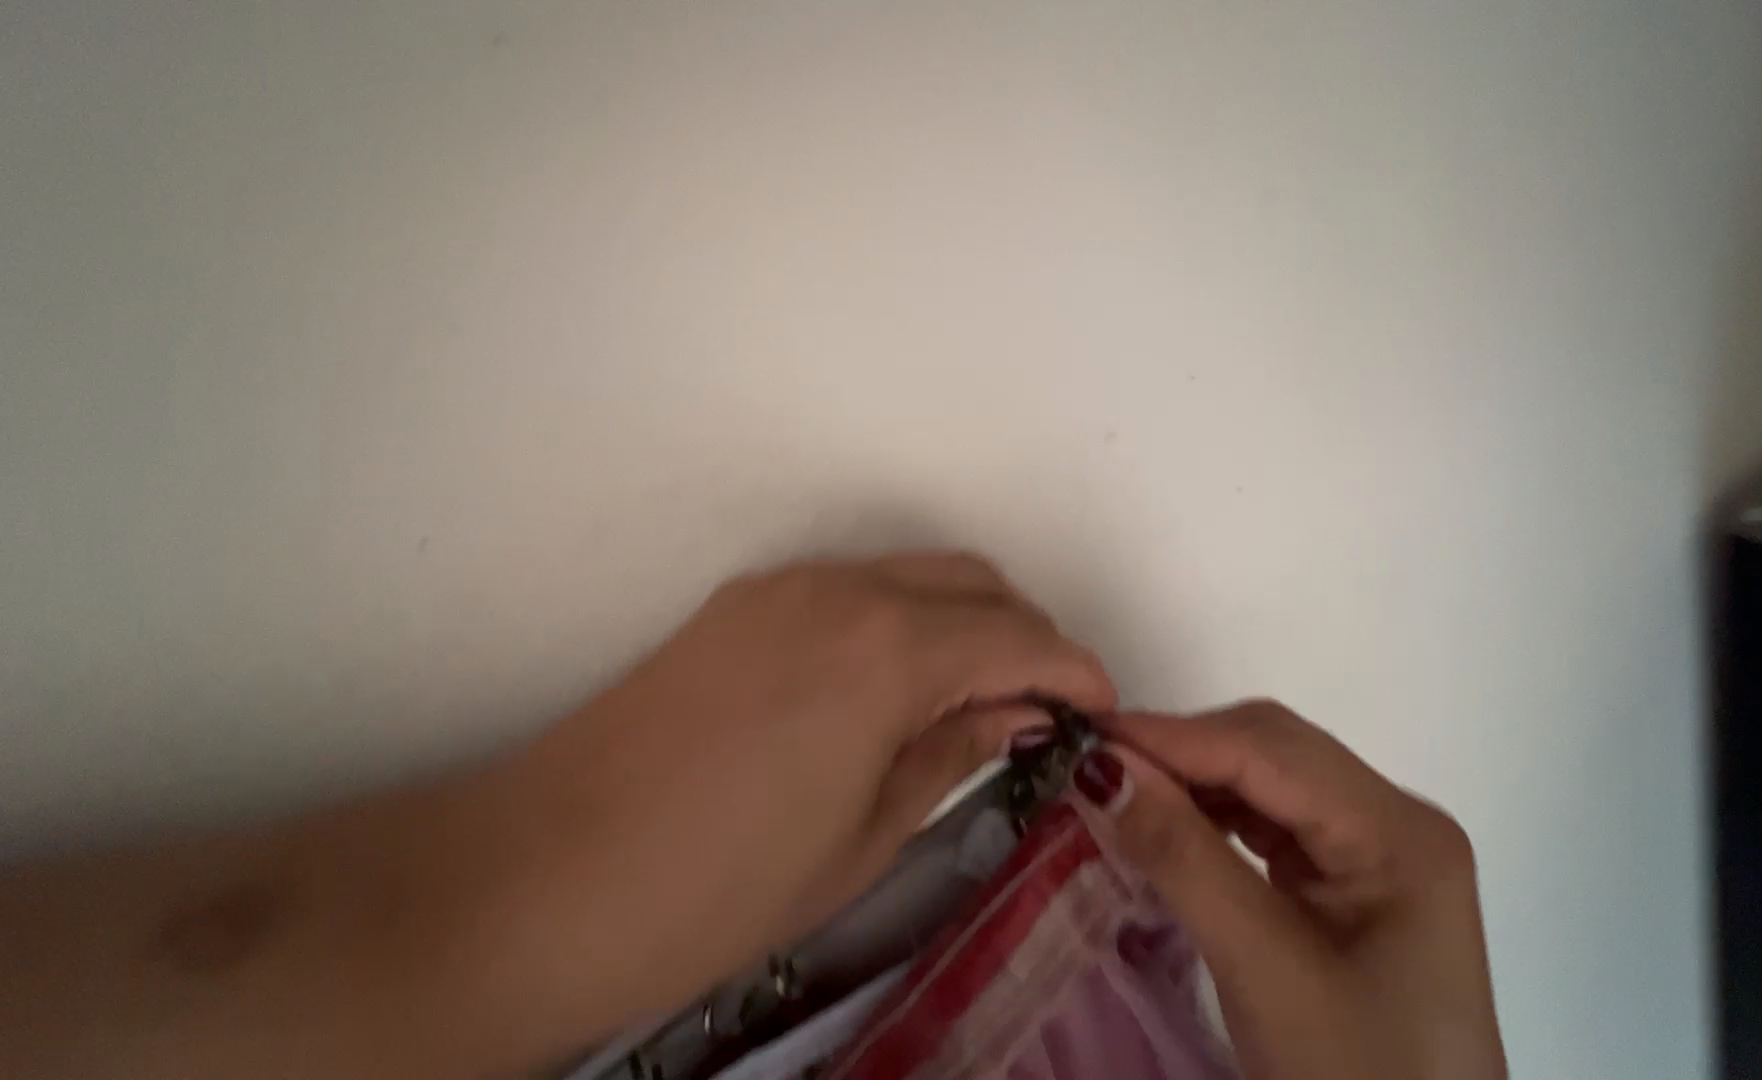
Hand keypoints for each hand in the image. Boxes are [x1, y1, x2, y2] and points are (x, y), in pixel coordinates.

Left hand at [484, 553, 1115, 1060]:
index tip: (1100, 710)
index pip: (1018, 636)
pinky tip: (902, 681)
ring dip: (967, 618)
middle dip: (1027, 633)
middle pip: (974, 581)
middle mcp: (840, 589)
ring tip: (980, 695)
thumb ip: (953, 750)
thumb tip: (1017, 711)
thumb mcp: (866, 835)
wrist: (541, 877)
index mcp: (884, 650)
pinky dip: (907, 617)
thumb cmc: (719, 887)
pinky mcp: (745, 601)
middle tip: (1042, 705)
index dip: (1073, 670)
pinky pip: (858, 587)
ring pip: (916, 573)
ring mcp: (785, 586)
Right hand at [1090, 702, 1505, 1079]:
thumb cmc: (1352, 1079)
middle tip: (1092, 767)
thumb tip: (1098, 768)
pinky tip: (1164, 824)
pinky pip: (1263, 818)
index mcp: (1400, 831)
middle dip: (1179, 752)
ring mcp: (1370, 846)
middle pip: (1269, 750)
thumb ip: (1181, 856)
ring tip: (1117, 792)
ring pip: (1262, 778)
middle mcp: (1393, 818)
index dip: (1170, 737)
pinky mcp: (1344, 876)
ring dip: (1187, 780)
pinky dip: (1206, 814)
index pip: (1268, 750)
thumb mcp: (1262, 968)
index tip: (1084, 740)